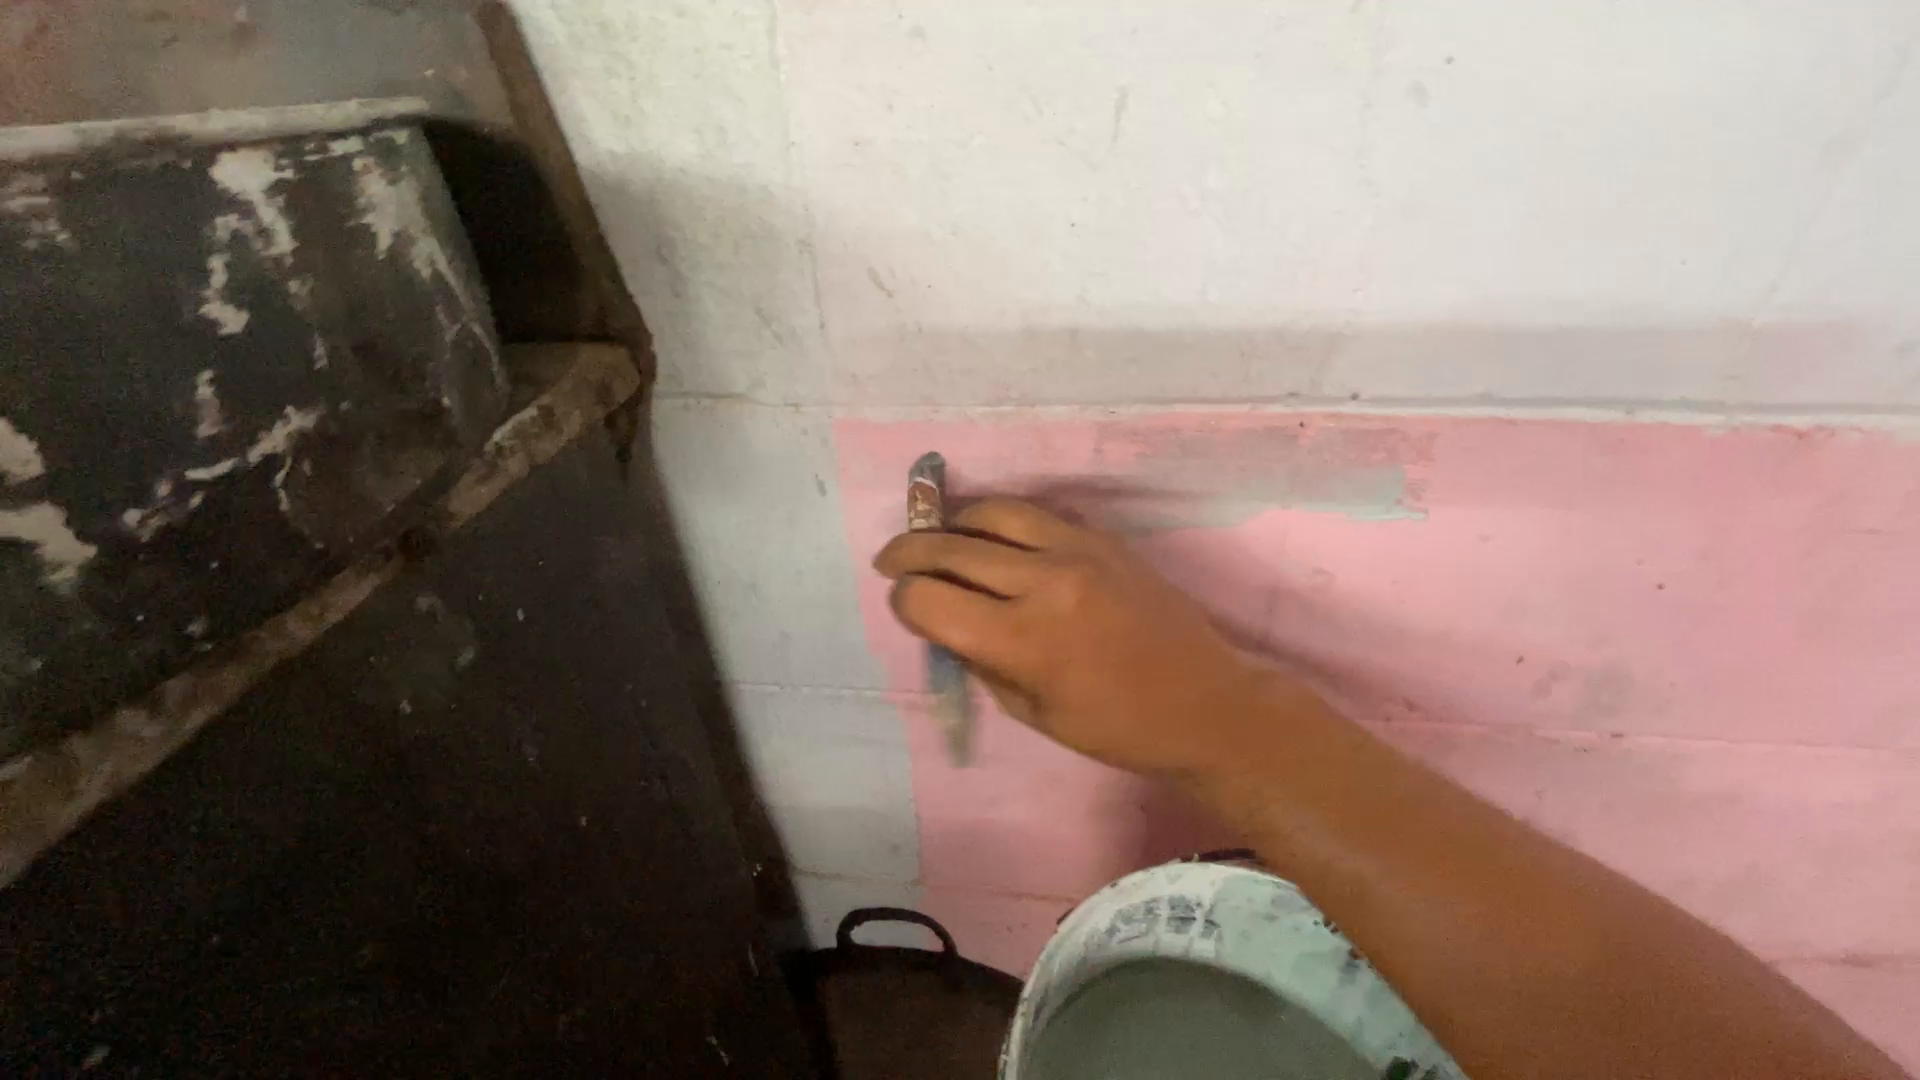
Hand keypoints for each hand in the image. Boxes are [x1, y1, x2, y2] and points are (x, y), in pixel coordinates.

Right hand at [873, 498, 1281, 776]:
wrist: (1204, 702)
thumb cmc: (1114, 728)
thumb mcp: (1030, 712)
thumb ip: (978, 660)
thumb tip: (943, 620)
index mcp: (1022, 639)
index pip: (928, 599)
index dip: (905, 603)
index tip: (908, 609)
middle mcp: (1043, 581)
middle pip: (949, 548)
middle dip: (909, 554)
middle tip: (891, 561)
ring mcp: (1076, 549)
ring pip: (990, 512)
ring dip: (952, 524)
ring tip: (938, 537)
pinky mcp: (1101, 537)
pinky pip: (1034, 513)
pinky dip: (1000, 521)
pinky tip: (991, 535)